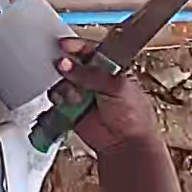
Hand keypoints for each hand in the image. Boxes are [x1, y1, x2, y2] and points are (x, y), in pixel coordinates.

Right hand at [54, 37, 161, 154]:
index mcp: (110, 68)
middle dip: (65, 66)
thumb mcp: (116, 86)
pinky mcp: (71, 108)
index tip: (63, 45)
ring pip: (62, 80)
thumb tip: (66, 64)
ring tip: (75, 95)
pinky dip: (59, 99)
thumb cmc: (133, 116)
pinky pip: (57, 98)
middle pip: (72, 63)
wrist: (126, 145)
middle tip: (62, 68)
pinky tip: (69, 103)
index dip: (76, 46)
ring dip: (65, 86)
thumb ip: (89, 74)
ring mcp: (82, 93)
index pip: (90, 50)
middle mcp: (94, 79)